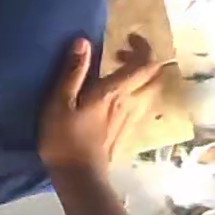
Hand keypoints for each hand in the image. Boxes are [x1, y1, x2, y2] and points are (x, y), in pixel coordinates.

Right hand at [38, 33, 168, 173]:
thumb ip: (72, 72)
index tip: (126, 38)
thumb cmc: (63, 137)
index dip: (142, 46)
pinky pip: (142, 105)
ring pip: (150, 91)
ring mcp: (133, 119)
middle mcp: (131, 103)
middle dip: (142, 60)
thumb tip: (83, 42)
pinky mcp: (129, 131)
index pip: (145, 63)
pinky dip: (135, 94)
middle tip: (118, 55)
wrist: (78, 175)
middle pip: (155, 76)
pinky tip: (114, 99)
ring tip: (115, 75)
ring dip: (139, 78)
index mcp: (115, 92)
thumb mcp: (58, 102)